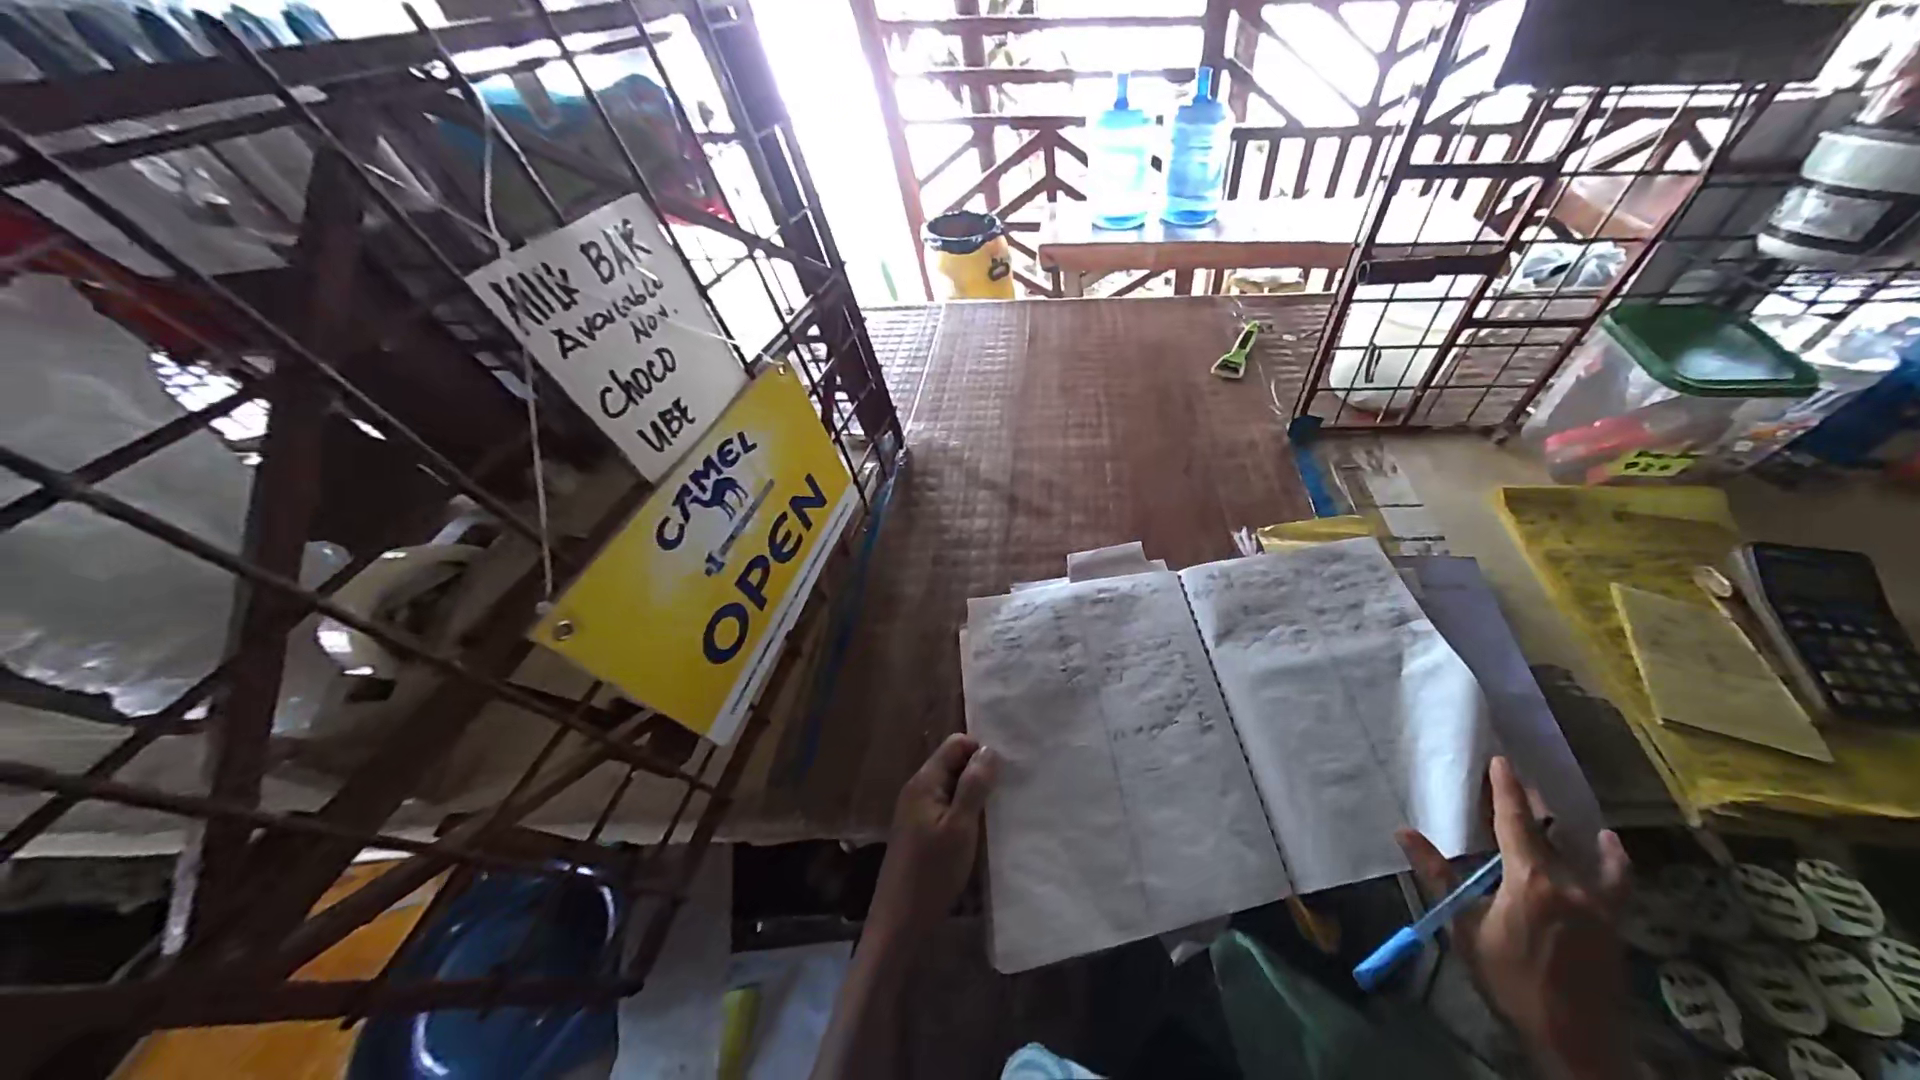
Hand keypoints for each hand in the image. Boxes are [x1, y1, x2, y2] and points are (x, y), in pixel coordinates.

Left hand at [867, 733, 997, 938]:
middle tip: (1012, 787)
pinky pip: (948, 805)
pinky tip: (985, 825)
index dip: (982, 750)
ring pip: (953, 786)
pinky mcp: (922, 830)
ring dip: (976, 792)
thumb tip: (989, 749)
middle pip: (954, 763)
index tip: (1008, 769)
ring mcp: (918, 810)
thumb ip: (974, 786)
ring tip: (1004, 805)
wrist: (900, 921)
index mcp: (924, 781)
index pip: (956, 744)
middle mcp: (919, 789)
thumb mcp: (960, 827)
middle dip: (981, 770)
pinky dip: (967, 809)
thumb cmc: (932, 873)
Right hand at [1396, 757, 1633, 1079]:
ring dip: (1562, 825)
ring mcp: (1600, 904)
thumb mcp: (1464, 928)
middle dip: (1529, 802)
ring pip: (1580, 851)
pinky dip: (1610, 858)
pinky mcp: (1614, 922)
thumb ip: (1438, 875)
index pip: (1515, 823)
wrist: (1574, 1039)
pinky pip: (1615, 879)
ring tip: (1548, 804)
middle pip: (1548, 831)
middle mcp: (1571, 884)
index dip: (1506, 790)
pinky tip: (1607, 843)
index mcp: (1531, 881)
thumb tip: (1404, 832)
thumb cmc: (1510, 981)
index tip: (1501, 761)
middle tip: (1514, 776)